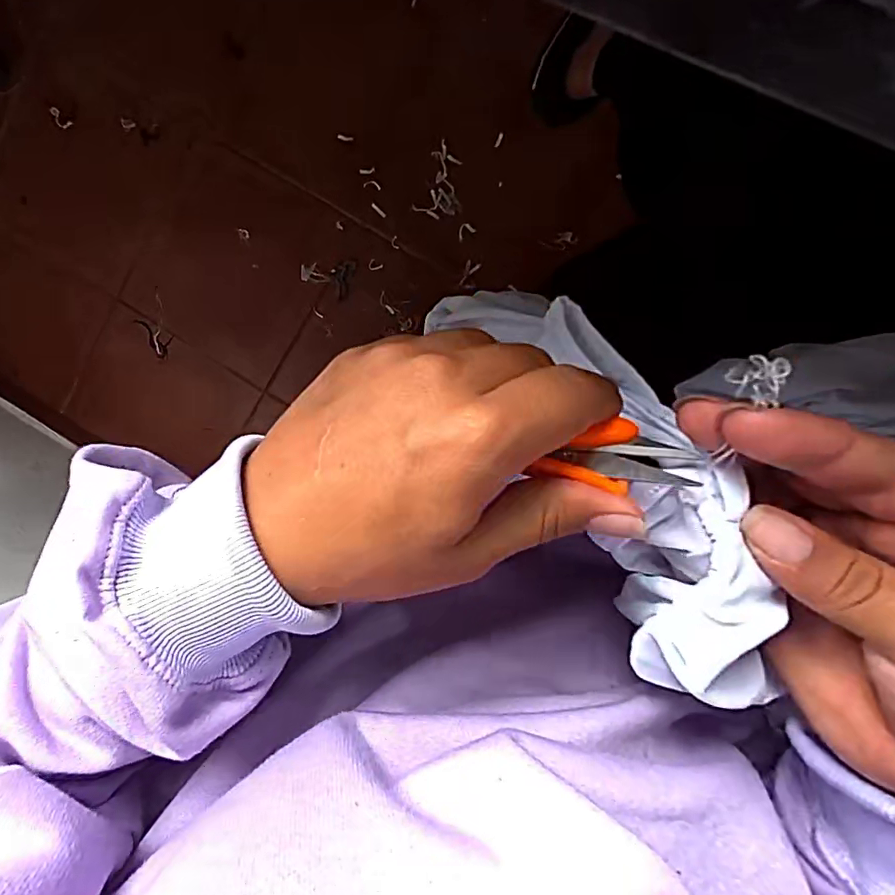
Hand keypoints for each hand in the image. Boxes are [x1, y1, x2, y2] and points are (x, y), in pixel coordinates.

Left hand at [245, 330, 645, 605]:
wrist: (269, 524)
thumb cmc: (373, 551)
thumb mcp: (470, 550)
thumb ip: (553, 512)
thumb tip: (625, 507)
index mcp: (482, 432)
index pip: (582, 390)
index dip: (598, 417)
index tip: (581, 446)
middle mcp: (450, 375)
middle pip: (541, 363)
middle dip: (548, 403)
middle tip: (518, 449)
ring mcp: (407, 352)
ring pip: (493, 346)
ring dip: (502, 381)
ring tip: (466, 428)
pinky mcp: (375, 346)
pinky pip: (441, 344)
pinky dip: (454, 371)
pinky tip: (421, 412)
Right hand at [678, 400, 894, 864]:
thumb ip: (866, 589)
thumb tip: (762, 527)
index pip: (872, 465)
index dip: (804, 439)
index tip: (740, 423)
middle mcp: (882, 529)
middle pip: (806, 475)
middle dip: (747, 446)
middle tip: (688, 423)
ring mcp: (828, 566)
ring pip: (765, 511)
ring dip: (718, 489)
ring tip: (670, 467)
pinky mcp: (787, 604)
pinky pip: (741, 567)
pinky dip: (707, 546)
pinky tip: (677, 522)